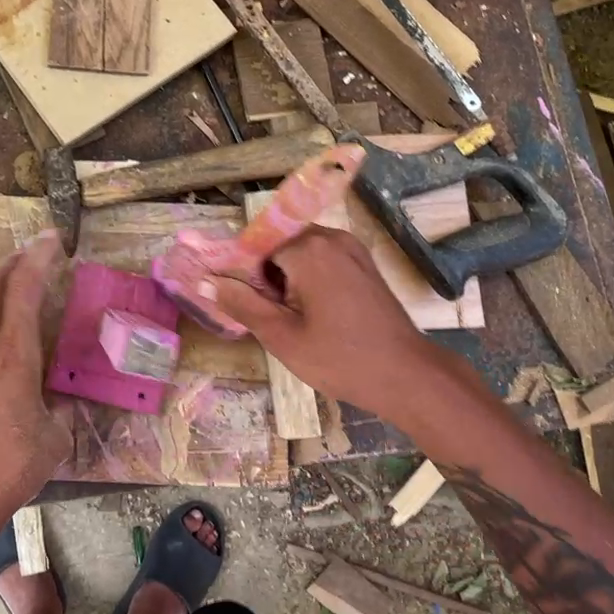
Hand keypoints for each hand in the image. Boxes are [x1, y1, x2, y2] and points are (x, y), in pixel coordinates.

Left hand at [0, 231, 72, 519]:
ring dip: (0, 287)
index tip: (51, 238)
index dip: (38, 257)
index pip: (24, 289)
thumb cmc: (12, 465)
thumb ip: (60, 409)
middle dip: (13, 260)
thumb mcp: (55, 437)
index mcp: (13, 354)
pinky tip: (8, 334)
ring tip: (24, 286)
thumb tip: (61, 399)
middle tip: (36, 251)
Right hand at [205, 227, 443, 412]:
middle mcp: (329, 237)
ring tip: (281, 316)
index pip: (252, 242)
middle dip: (258, 272)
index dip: (233, 265)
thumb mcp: (281, 337)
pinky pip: (318, 258)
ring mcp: (349, 248)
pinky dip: (302, 277)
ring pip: (296, 250)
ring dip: (280, 275)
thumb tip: (205, 281)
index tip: (222, 291)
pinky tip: (304, 311)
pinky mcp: (361, 262)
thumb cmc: (341, 359)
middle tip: (256, 312)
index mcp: (308, 248)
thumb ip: (241, 304)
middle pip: (274, 242)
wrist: (408, 376)